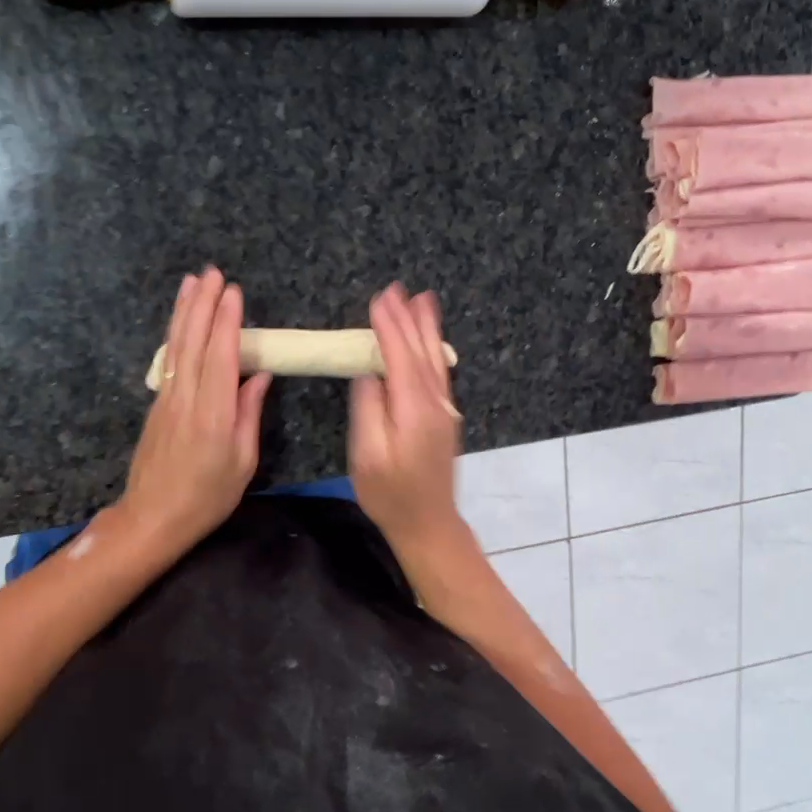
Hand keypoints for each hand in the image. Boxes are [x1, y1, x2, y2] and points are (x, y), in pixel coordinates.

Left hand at [119, 267, 270, 554]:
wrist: (153, 518)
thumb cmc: (207, 497)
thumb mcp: (242, 462)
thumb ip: (249, 414)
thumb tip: (259, 375)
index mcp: (213, 415)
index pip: (220, 357)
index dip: (226, 321)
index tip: (233, 292)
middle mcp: (186, 399)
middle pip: (193, 342)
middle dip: (202, 304)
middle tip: (211, 272)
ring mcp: (167, 400)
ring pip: (176, 347)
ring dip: (184, 312)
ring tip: (192, 282)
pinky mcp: (157, 406)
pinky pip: (169, 361)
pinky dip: (176, 335)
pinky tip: (181, 321)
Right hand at [348, 284, 464, 550]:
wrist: (428, 523)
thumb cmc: (389, 493)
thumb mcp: (367, 454)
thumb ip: (368, 409)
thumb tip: (368, 373)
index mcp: (413, 408)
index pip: (399, 356)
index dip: (389, 326)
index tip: (379, 298)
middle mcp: (434, 402)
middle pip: (421, 351)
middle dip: (408, 318)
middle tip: (397, 288)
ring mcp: (444, 409)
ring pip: (435, 358)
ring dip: (427, 327)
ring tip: (423, 299)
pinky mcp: (445, 418)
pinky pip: (440, 371)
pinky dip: (435, 348)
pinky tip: (432, 340)